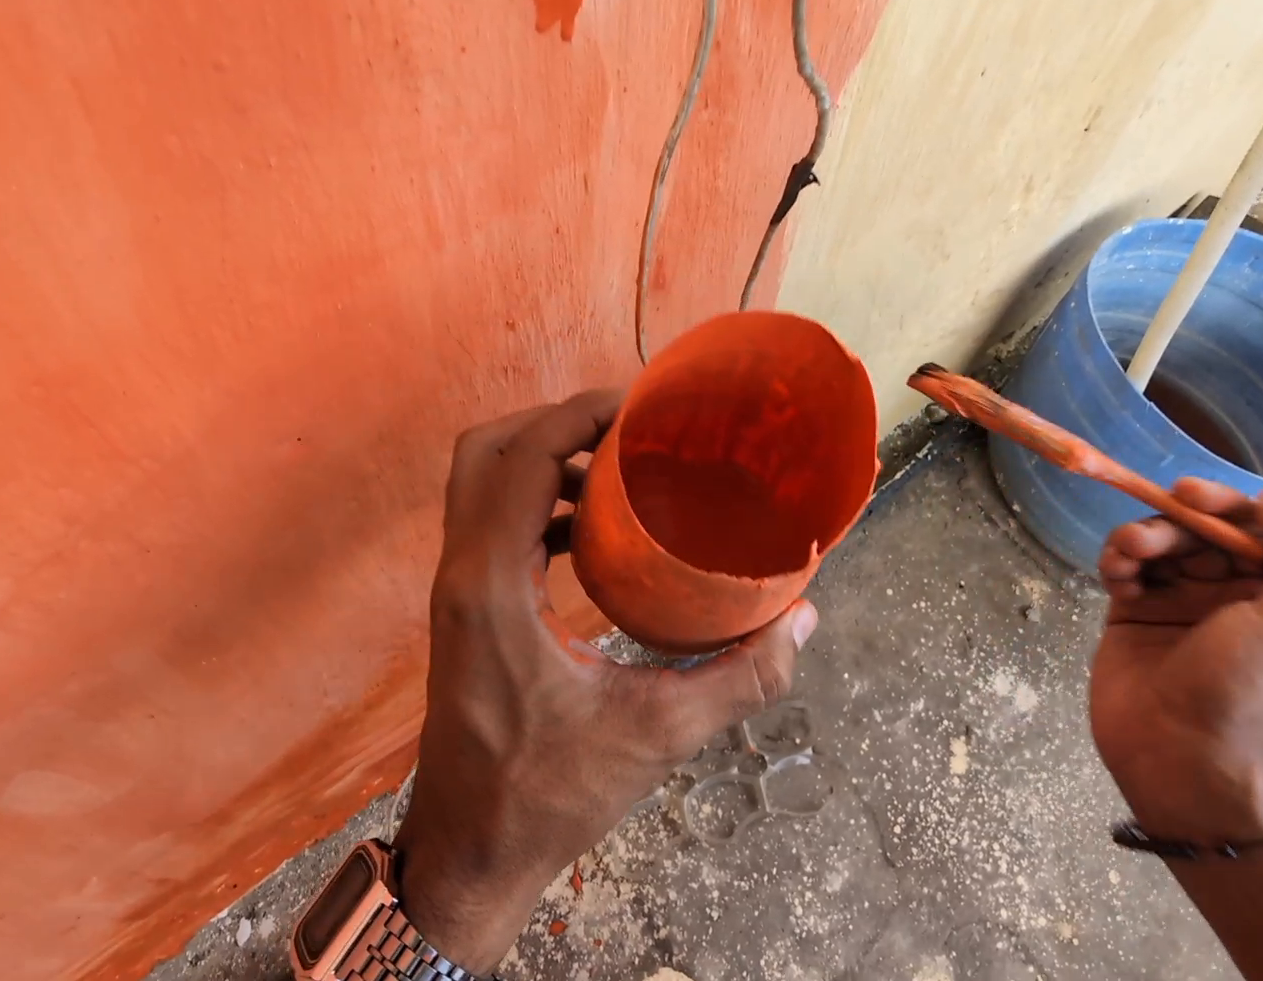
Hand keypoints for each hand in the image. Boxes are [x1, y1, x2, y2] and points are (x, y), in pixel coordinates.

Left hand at [393, 390, 819, 972]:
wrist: (470, 854)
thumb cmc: (551, 795)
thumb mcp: (658, 734)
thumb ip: (742, 678)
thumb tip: (806, 619)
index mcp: (492, 588)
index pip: (520, 459)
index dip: (575, 415)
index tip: (637, 408)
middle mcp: (462, 575)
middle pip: (485, 452)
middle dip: (553, 423)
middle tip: (625, 429)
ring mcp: (456, 591)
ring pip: (482, 484)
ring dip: (544, 458)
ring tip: (618, 466)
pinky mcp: (465, 609)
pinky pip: (493, 521)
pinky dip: (538, 500)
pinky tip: (593, 528)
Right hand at [1089, 480, 1262, 840]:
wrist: (1173, 750)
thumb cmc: (1240, 687)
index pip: (1253, 525)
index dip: (1223, 502)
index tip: (1188, 495)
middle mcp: (1227, 590)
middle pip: (1199, 529)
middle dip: (1171, 524)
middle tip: (1144, 539)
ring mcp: (1176, 600)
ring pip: (1157, 543)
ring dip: (1137, 538)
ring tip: (1124, 558)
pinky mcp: (1132, 611)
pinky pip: (1124, 568)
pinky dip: (1116, 561)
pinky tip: (1113, 575)